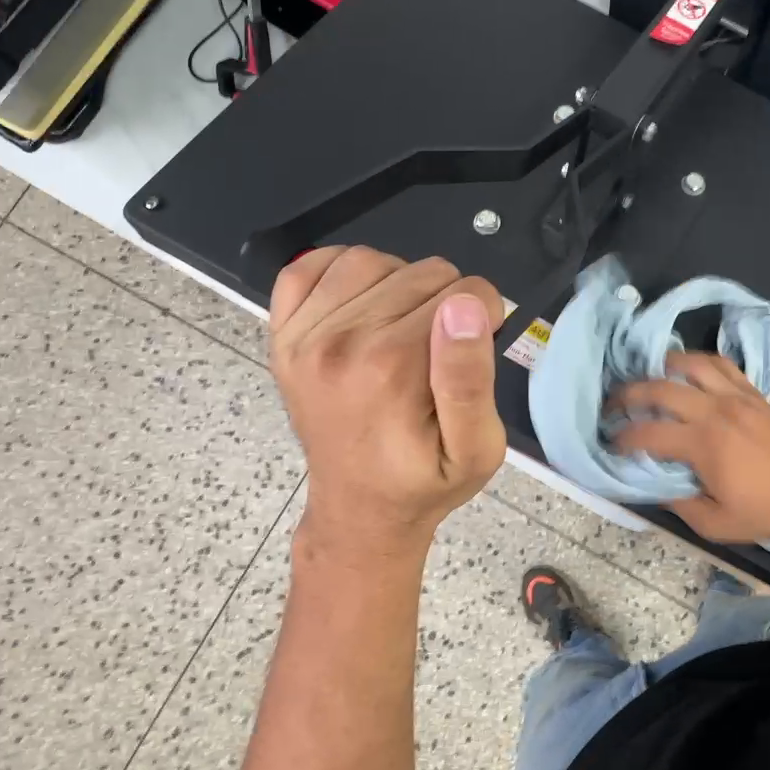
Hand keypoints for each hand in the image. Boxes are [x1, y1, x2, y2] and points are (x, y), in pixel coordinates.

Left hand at [269, 247, 507, 550]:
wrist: (359, 509)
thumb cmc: (426, 481)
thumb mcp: (476, 449)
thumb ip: (472, 377)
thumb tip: (462, 304)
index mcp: (393, 368)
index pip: (467, 291)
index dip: (486, 317)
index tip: (475, 355)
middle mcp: (341, 341)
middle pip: (425, 272)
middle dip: (449, 302)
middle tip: (441, 354)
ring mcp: (304, 335)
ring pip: (375, 260)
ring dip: (401, 283)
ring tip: (407, 327)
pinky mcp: (283, 334)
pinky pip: (309, 266)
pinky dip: (340, 273)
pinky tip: (362, 306)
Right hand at [613, 353, 769, 545]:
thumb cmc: (764, 511)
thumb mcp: (715, 524)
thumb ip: (679, 504)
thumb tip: (654, 487)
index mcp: (702, 444)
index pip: (648, 432)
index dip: (623, 437)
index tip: (612, 444)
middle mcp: (714, 411)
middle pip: (660, 388)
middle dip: (629, 394)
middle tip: (613, 405)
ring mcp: (735, 396)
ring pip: (691, 365)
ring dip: (663, 368)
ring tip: (648, 378)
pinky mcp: (752, 393)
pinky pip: (721, 365)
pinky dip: (699, 363)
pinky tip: (689, 372)